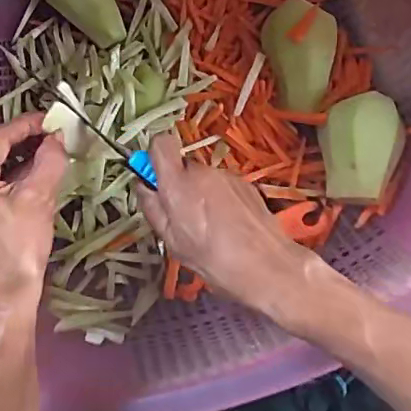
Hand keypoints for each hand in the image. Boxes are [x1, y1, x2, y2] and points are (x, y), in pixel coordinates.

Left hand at [0, 113, 69, 318]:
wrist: (4, 299)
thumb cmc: (20, 253)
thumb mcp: (39, 201)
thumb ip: (49, 161)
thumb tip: (57, 137)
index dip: (24, 126)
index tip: (49, 119)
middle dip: (19, 139)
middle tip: (49, 133)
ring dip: (13, 155)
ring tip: (43, 148)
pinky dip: (4, 173)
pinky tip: (27, 169)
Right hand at [136, 134, 316, 315]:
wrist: (268, 267)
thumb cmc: (213, 260)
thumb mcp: (171, 241)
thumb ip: (152, 208)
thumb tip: (142, 186)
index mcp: (178, 184)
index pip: (160, 144)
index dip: (154, 156)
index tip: (155, 179)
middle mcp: (203, 172)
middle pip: (182, 166)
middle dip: (179, 186)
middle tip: (182, 218)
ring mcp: (227, 176)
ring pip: (203, 178)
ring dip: (201, 195)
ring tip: (209, 228)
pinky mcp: (246, 184)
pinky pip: (223, 186)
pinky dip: (221, 200)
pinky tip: (228, 227)